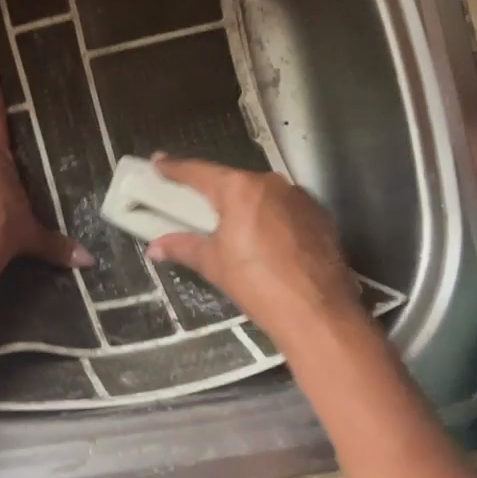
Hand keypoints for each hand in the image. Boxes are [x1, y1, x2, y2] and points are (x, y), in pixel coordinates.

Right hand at [144, 155, 363, 345]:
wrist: (319, 315)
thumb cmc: (257, 284)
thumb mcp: (213, 264)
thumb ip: (183, 247)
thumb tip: (155, 247)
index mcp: (239, 188)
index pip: (198, 172)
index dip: (174, 168)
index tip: (158, 162)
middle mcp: (272, 184)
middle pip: (233, 181)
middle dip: (214, 190)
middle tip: (194, 201)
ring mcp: (301, 199)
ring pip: (262, 194)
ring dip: (245, 204)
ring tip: (233, 224)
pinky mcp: (321, 217)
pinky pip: (286, 209)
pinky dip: (271, 217)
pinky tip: (266, 239)